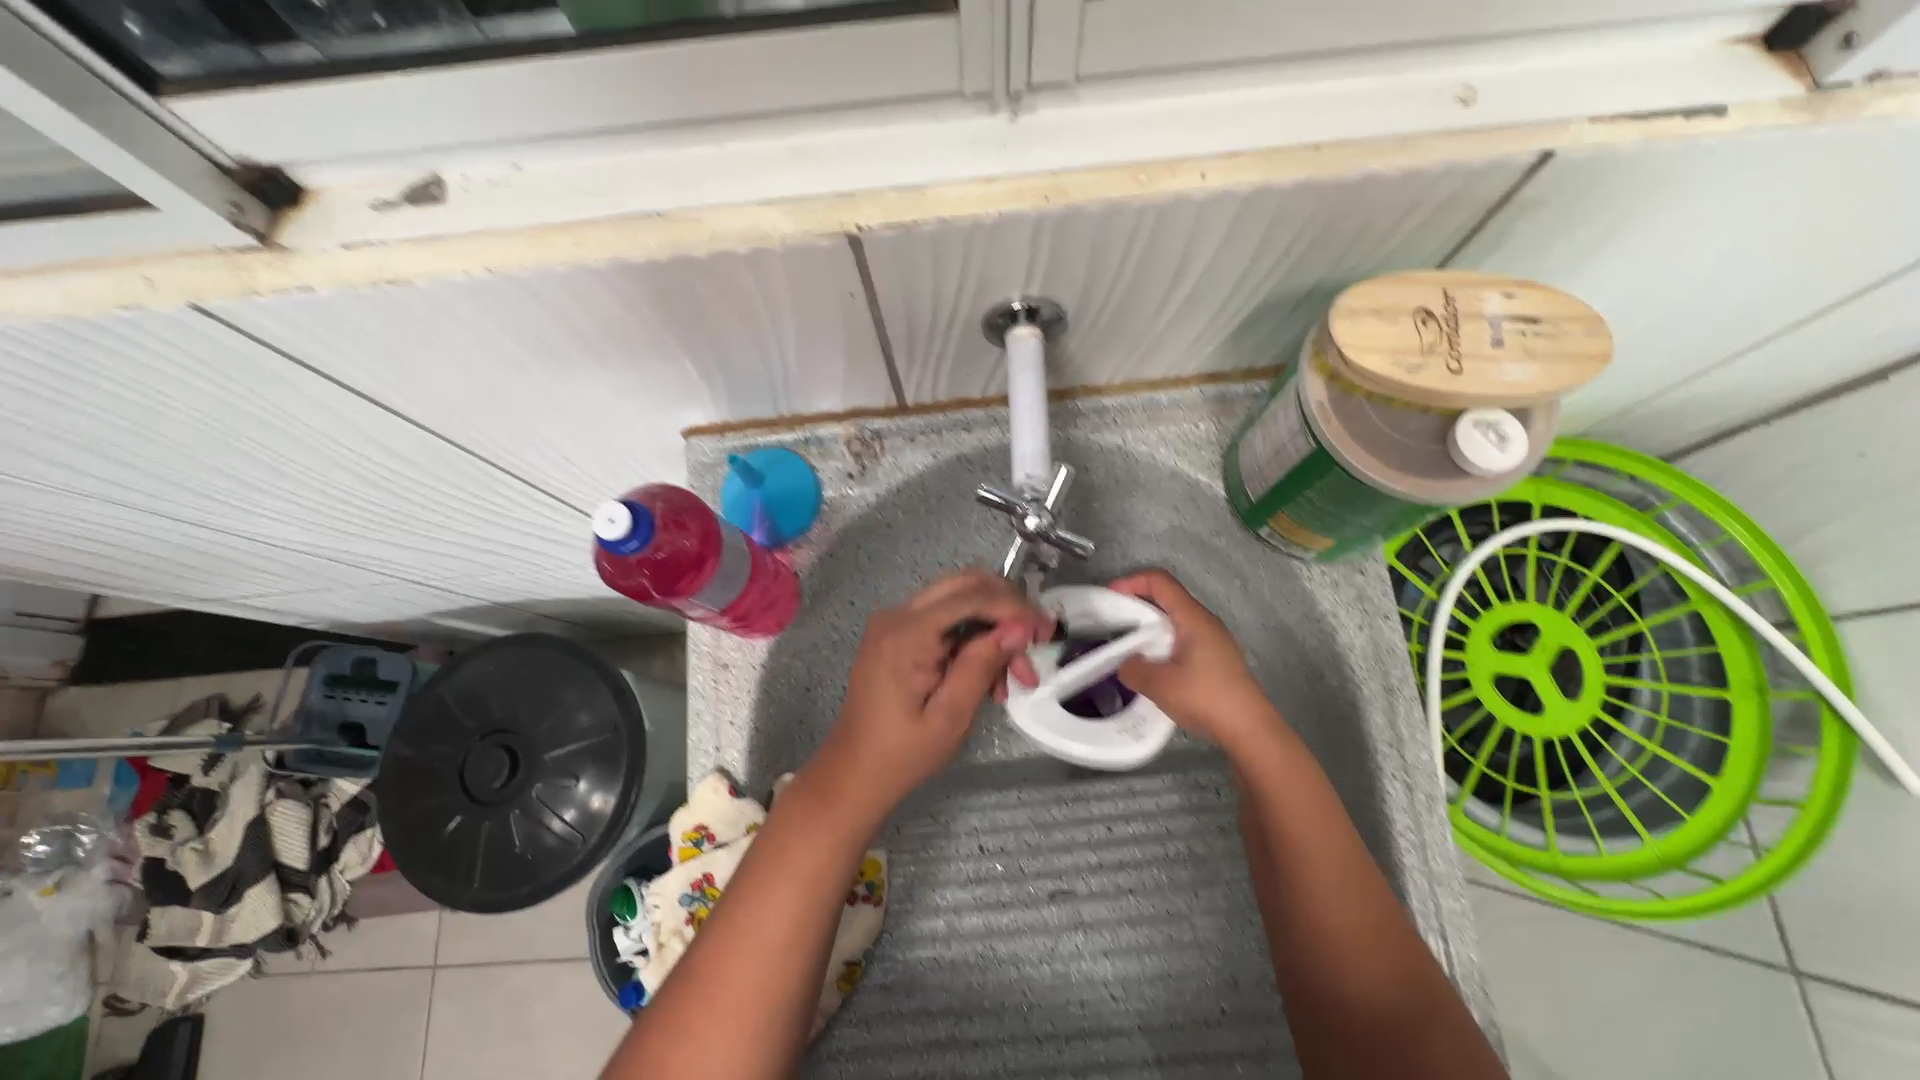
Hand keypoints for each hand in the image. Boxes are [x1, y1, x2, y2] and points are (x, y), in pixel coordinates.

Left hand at [815, 569, 1047, 817]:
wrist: (854, 771)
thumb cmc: (902, 753)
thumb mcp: (951, 716)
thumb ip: (982, 665)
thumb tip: (1019, 628)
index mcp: (906, 634)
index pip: (972, 595)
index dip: (1015, 608)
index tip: (1046, 633)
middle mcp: (897, 615)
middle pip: (966, 585)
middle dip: (1008, 611)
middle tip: (1036, 646)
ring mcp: (895, 621)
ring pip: (960, 600)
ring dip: (994, 628)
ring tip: (1015, 678)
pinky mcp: (898, 633)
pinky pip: (946, 619)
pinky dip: (974, 637)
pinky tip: (989, 676)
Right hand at [1108, 569, 1276, 745]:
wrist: (1249, 727)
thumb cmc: (1205, 698)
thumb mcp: (1159, 685)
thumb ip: (1133, 669)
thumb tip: (1126, 663)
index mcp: (1192, 618)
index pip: (1160, 582)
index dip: (1132, 581)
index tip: (1110, 596)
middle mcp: (1205, 622)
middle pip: (1168, 597)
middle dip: (1138, 603)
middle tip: (1114, 621)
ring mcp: (1214, 639)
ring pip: (1176, 619)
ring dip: (1151, 626)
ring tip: (1129, 645)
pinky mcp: (1217, 657)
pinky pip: (1184, 637)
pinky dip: (1163, 641)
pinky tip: (1154, 665)